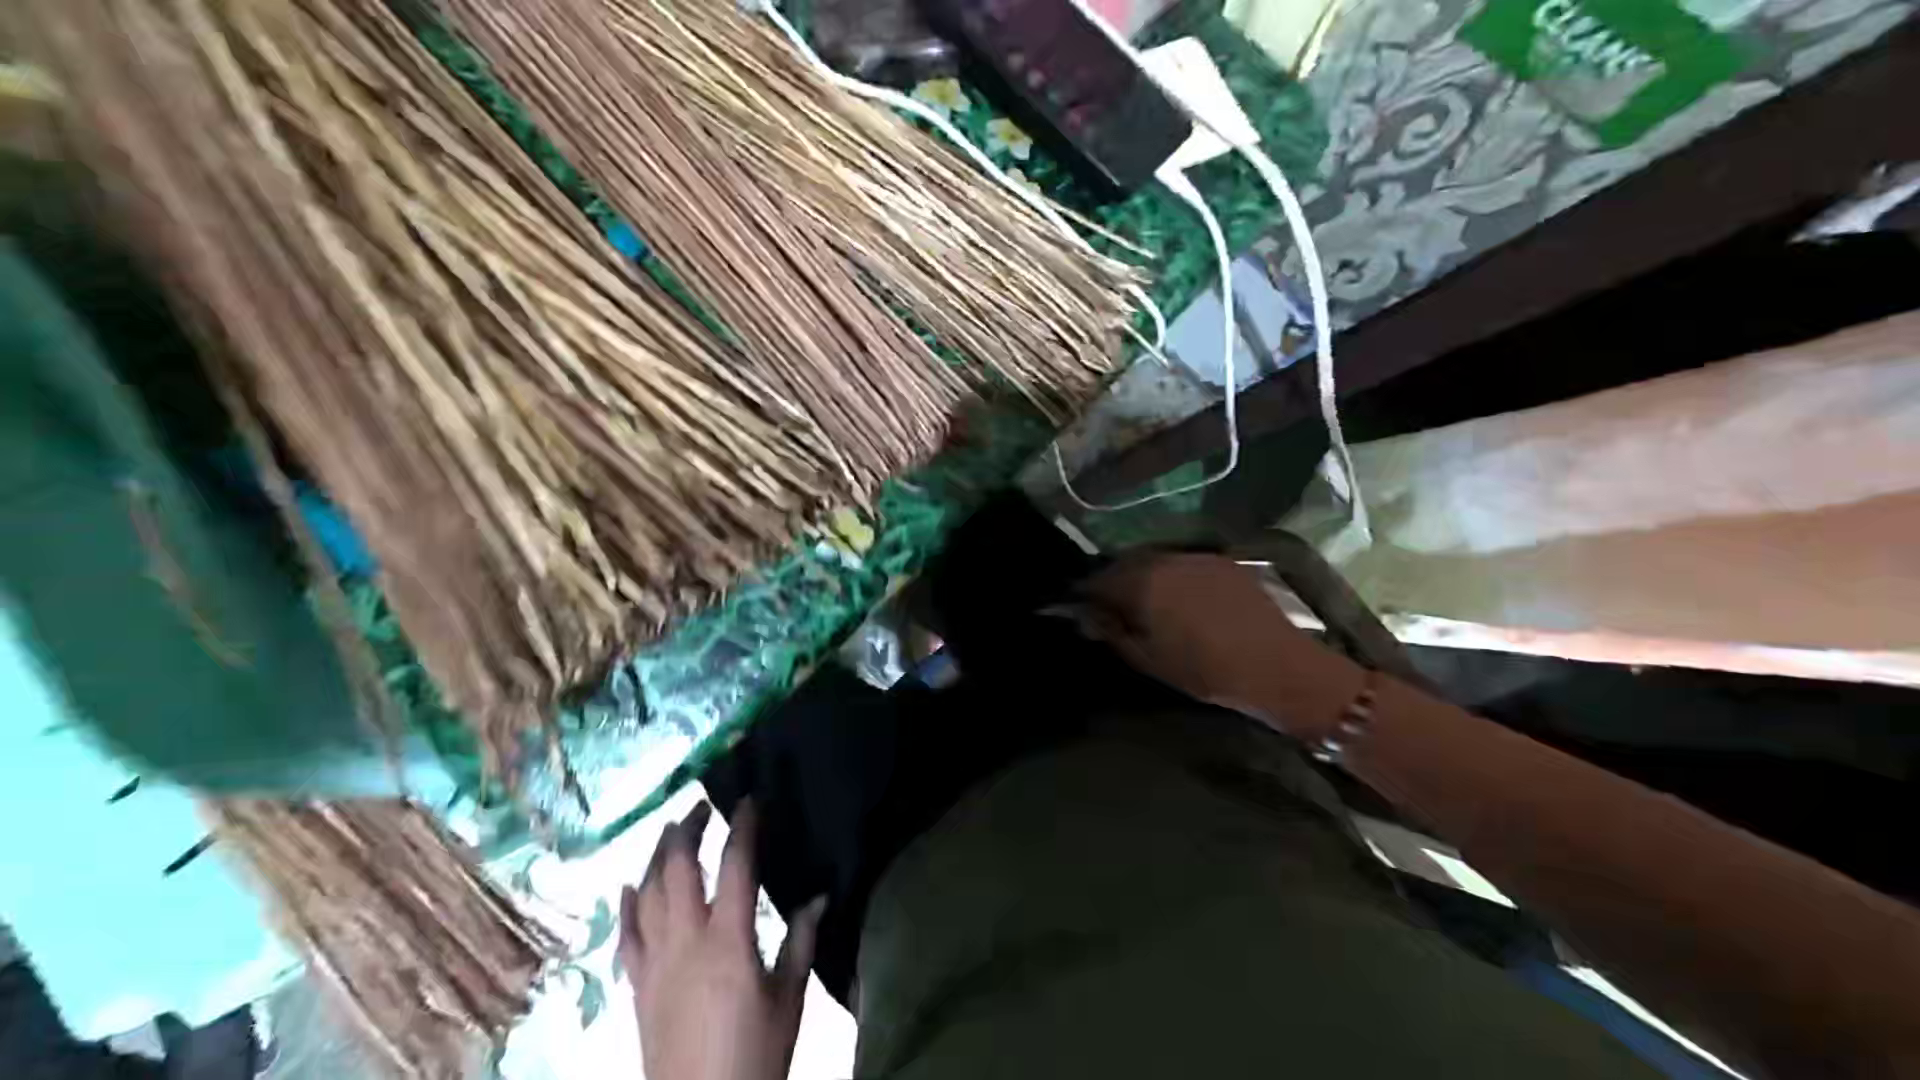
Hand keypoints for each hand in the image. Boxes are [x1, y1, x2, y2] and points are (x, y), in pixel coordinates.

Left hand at [619, 800, 824, 1079]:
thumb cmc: (755, 1055)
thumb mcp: (789, 999)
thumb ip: (800, 942)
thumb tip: (820, 897)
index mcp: (728, 941)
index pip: (736, 866)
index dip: (743, 827)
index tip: (750, 800)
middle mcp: (685, 942)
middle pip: (679, 869)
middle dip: (688, 830)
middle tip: (701, 806)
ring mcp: (654, 964)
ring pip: (648, 894)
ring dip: (657, 857)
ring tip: (669, 832)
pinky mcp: (637, 988)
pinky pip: (626, 938)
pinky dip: (626, 907)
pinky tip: (630, 886)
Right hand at [1076, 552, 1365, 740]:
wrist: (1278, 666)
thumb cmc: (1206, 671)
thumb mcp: (1149, 660)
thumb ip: (1112, 632)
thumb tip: (1085, 616)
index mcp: (1141, 583)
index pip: (1098, 580)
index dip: (1084, 595)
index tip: (1080, 610)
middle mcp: (1165, 560)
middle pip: (1124, 564)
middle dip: (1112, 582)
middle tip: (1111, 608)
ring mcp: (1196, 557)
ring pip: (1154, 560)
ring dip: (1142, 576)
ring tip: (1145, 603)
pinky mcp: (1222, 562)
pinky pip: (1183, 563)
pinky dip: (1171, 576)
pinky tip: (1179, 598)